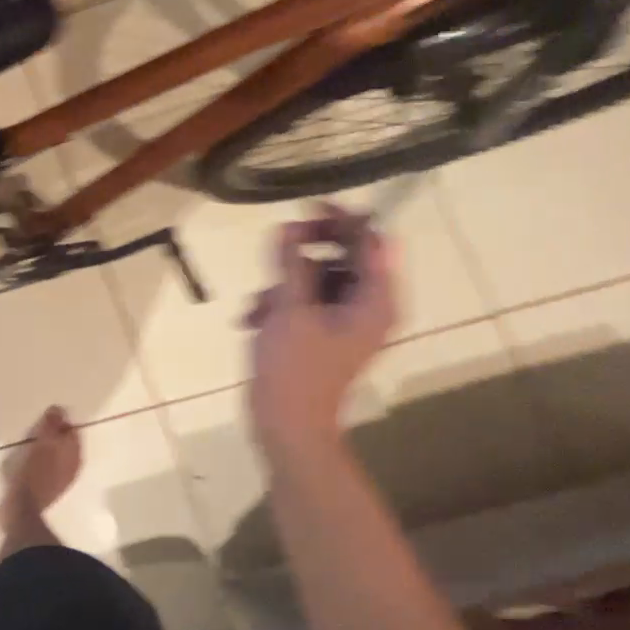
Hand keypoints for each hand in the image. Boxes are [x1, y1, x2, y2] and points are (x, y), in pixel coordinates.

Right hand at [244, 204, 398, 438]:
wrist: (288, 422)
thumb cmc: (294, 367)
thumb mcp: (290, 309)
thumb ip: (293, 264)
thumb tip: (291, 227)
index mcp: (376, 300)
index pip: (371, 242)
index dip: (341, 219)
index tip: (304, 207)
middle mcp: (370, 307)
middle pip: (344, 258)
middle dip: (304, 254)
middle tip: (275, 245)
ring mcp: (347, 323)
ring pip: (318, 280)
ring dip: (283, 283)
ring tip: (256, 305)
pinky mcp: (324, 336)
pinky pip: (306, 303)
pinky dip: (279, 304)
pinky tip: (252, 319)